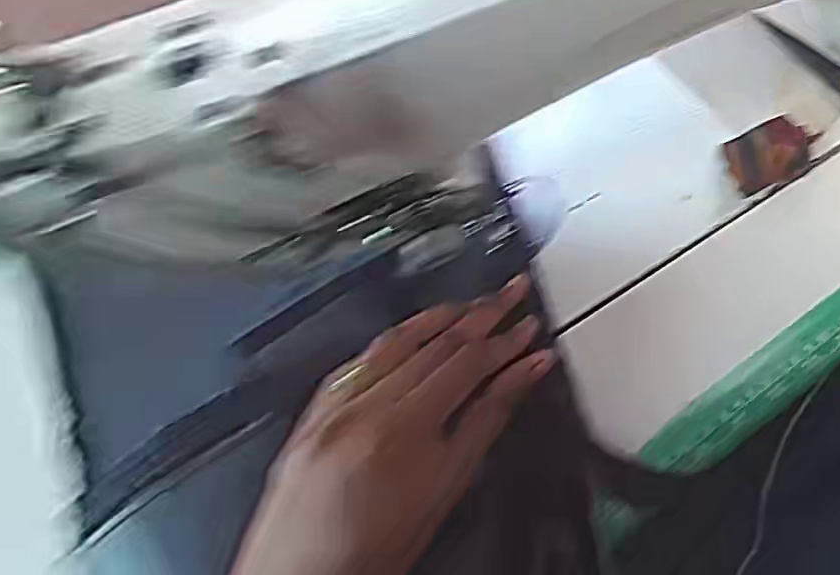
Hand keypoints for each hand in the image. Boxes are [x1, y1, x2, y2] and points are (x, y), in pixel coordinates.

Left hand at [230, 275, 555, 574]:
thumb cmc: (373, 552)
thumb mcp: (450, 481)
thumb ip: (493, 413)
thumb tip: (531, 368)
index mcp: (400, 427)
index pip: (468, 360)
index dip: (506, 339)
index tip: (529, 326)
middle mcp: (360, 410)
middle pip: (437, 342)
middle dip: (484, 312)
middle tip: (513, 291)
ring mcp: (329, 412)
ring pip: (395, 341)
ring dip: (440, 317)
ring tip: (472, 302)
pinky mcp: (308, 421)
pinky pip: (356, 363)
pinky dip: (392, 341)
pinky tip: (411, 334)